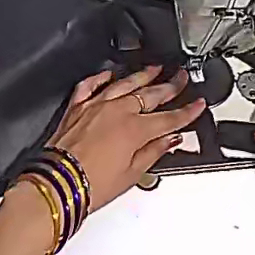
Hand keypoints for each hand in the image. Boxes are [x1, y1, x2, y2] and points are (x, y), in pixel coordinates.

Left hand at [50, 66, 205, 211]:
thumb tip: (169, 140)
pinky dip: (101, 78)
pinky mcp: (77, 108)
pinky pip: (91, 85)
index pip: (170, 118)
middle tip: (181, 77)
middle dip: (170, 85)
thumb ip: (154, 151)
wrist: (57, 185)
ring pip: (124, 84)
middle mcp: (117, 112)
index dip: (187, 111)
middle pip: (151, 94)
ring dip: (142, 75)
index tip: (198, 104)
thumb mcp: (132, 174)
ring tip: (155, 69)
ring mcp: (96, 106)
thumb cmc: (90, 184)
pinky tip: (109, 74)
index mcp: (135, 129)